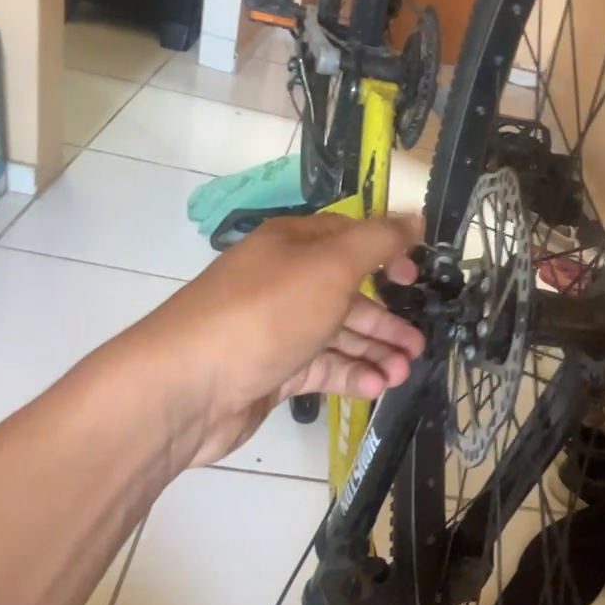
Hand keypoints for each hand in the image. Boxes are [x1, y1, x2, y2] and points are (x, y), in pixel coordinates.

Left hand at [100, 214, 425, 467]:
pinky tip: (375, 388)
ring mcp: (276, 329)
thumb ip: (379, 242)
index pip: (349, 239)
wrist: (185, 386)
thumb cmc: (265, 313)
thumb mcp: (330, 266)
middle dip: (386, 318)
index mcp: (292, 245)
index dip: (387, 254)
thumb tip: (415, 217)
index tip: (416, 278)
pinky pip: (320, 368)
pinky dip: (350, 376)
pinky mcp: (271, 371)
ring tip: (403, 373)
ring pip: (337, 335)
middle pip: (347, 293)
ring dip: (374, 351)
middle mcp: (284, 282)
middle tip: (419, 343)